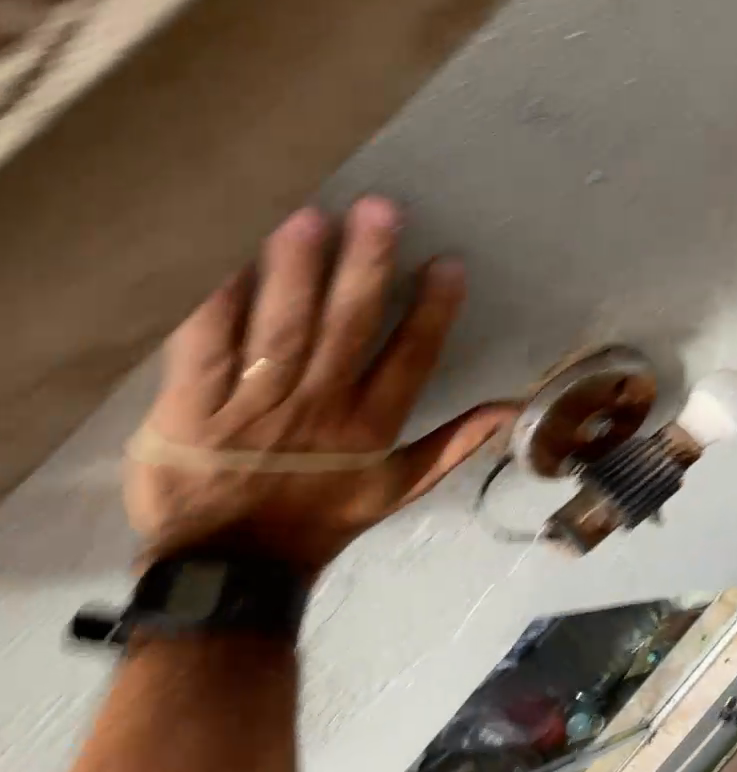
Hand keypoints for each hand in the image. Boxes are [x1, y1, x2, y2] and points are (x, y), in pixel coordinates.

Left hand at [127, 197, 517, 576]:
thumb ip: (455, 444)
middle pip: (345, 328)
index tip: (447, 264)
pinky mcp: (190, 404)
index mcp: (373, 426)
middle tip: (380, 211)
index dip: (430, 311)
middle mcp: (320, 406)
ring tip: (309, 216)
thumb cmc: (325, 517)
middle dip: (364, 268)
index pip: (409, 358)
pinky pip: (202, 345)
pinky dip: (210, 300)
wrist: (234, 560)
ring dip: (294, 271)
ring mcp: (255, 402)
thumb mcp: (401, 488)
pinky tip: (222, 255)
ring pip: (279, 328)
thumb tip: (512, 409)